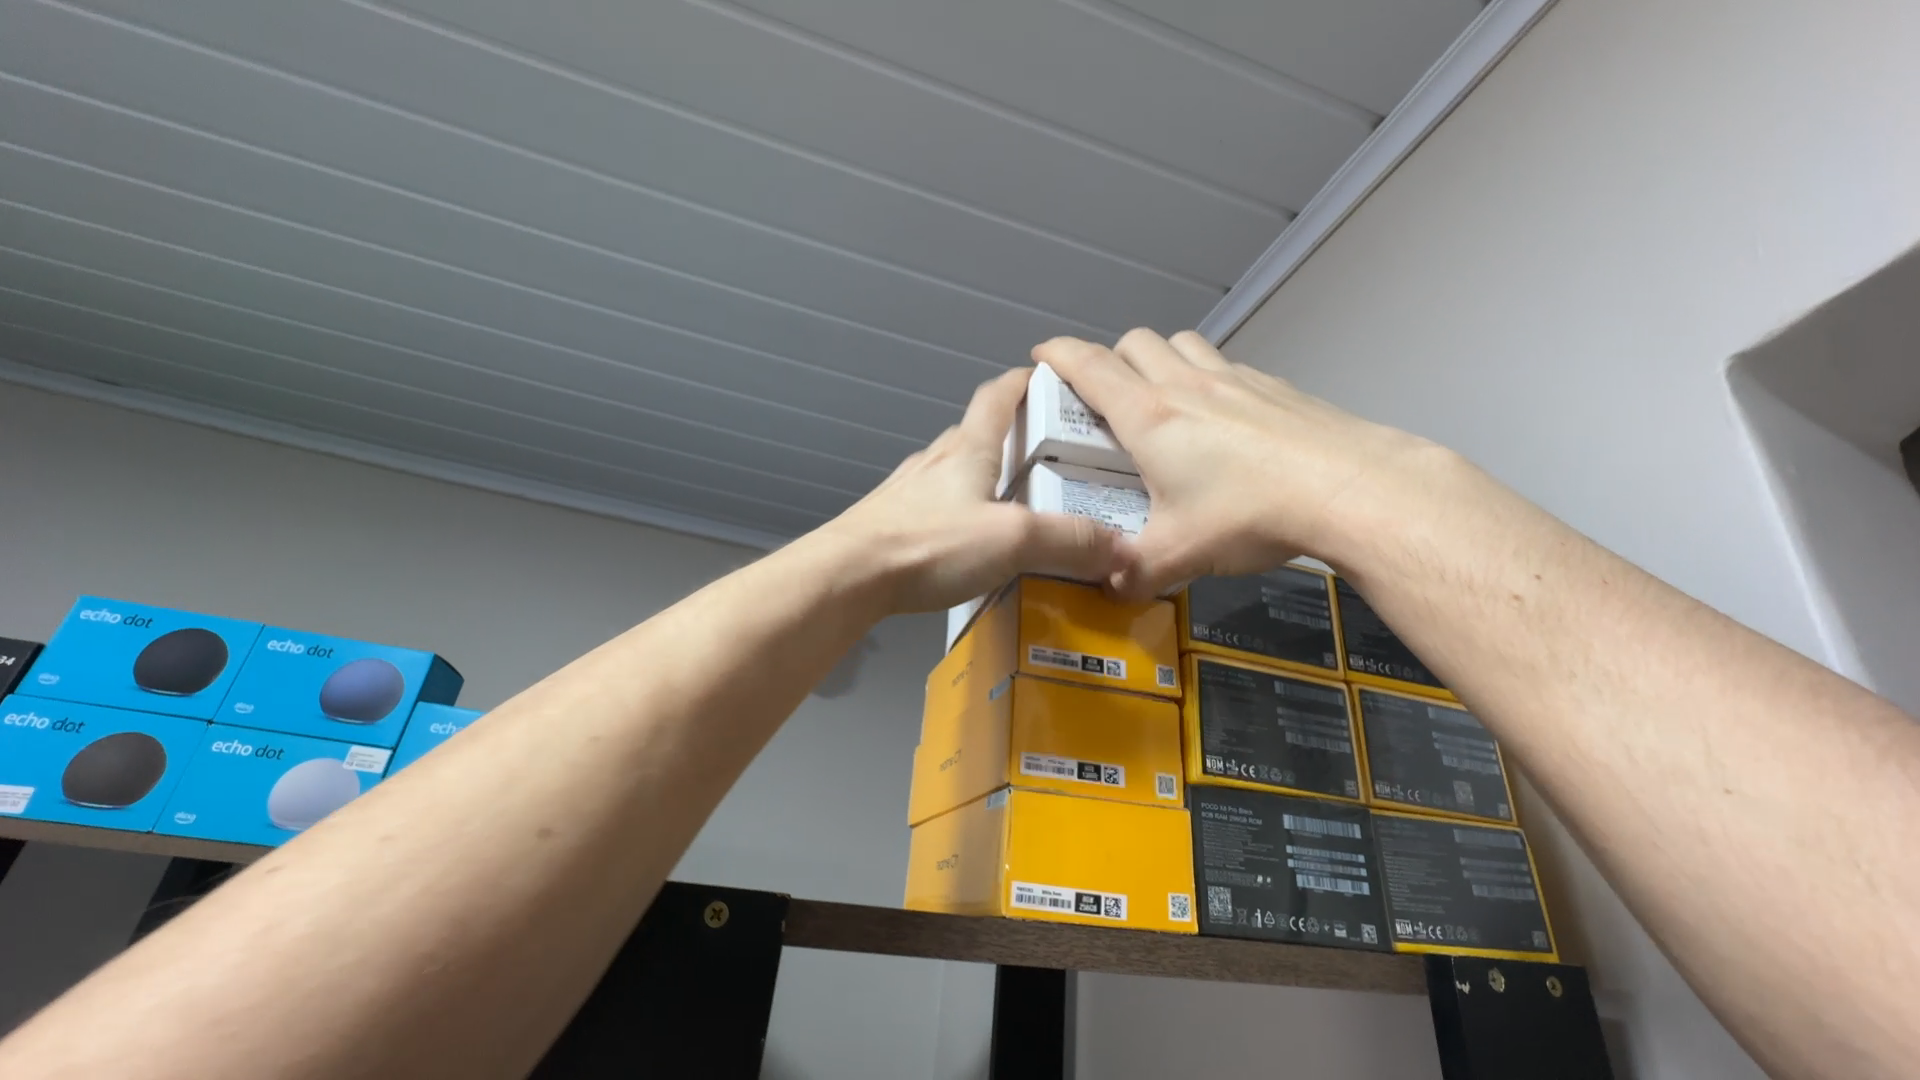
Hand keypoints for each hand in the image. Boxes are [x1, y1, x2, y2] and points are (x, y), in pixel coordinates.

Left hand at [817, 367, 1136, 614]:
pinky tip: (965, 542)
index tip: (1050, 378)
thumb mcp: (1012, 539)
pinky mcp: (889, 522)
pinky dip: (958, 513)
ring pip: (953, 472)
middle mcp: (935, 460)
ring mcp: (907, 491)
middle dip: (1010, 436)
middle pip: (976, 433)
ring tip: (1012, 504)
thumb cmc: (930, 543)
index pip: (997, 396)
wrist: (846, 576)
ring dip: (982, 477)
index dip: (1024, 382)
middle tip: (1046, 458)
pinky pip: (933, 507)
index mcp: (968, 449)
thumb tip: (1121, 549)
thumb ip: (1068, 540)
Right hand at [1034, 330, 1441, 599]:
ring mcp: (1234, 379)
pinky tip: (1221, 416)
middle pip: (1134, 342)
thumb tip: (1114, 591)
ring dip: (1159, 357)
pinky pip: (1225, 364)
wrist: (1347, 488)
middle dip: (1110, 359)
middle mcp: (1186, 385)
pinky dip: (1207, 376)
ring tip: (1161, 396)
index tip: (1041, 355)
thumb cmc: (1251, 512)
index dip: (1057, 354)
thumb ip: (1136, 573)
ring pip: (1181, 342)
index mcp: (1149, 417)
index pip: (1088, 366)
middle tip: (1105, 396)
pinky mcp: (1273, 386)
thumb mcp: (1180, 554)